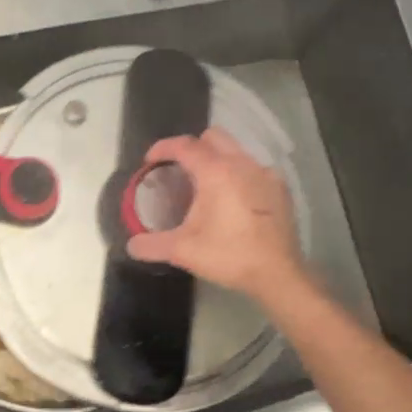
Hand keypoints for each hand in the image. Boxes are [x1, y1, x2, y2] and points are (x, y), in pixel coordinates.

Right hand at [125, 127, 303, 300]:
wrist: (277, 273)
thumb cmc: (228, 255)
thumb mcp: (183, 251)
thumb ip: (152, 245)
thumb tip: (131, 245)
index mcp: (216, 172)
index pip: (184, 145)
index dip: (163, 148)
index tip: (150, 161)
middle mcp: (242, 163)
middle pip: (213, 138)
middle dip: (193, 147)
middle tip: (180, 171)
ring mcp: (265, 174)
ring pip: (236, 152)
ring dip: (217, 160)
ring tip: (206, 187)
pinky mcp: (280, 189)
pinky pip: (254, 170)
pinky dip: (239, 176)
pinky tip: (235, 201)